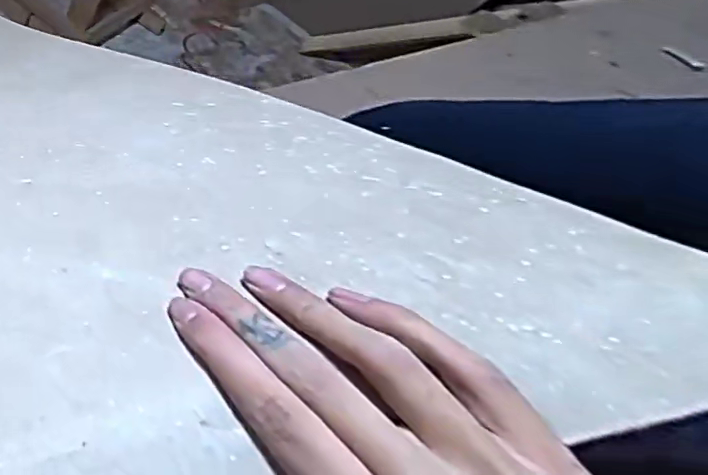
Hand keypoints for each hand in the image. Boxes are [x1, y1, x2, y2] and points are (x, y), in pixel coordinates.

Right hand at [167, 267, 587, 474]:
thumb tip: (253, 402)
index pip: (281, 417)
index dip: (224, 357)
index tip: (184, 312)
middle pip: (316, 379)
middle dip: (244, 321)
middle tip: (199, 280)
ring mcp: (499, 464)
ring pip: (384, 360)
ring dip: (309, 309)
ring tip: (259, 278)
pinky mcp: (550, 456)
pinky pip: (471, 370)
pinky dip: (404, 324)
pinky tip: (351, 298)